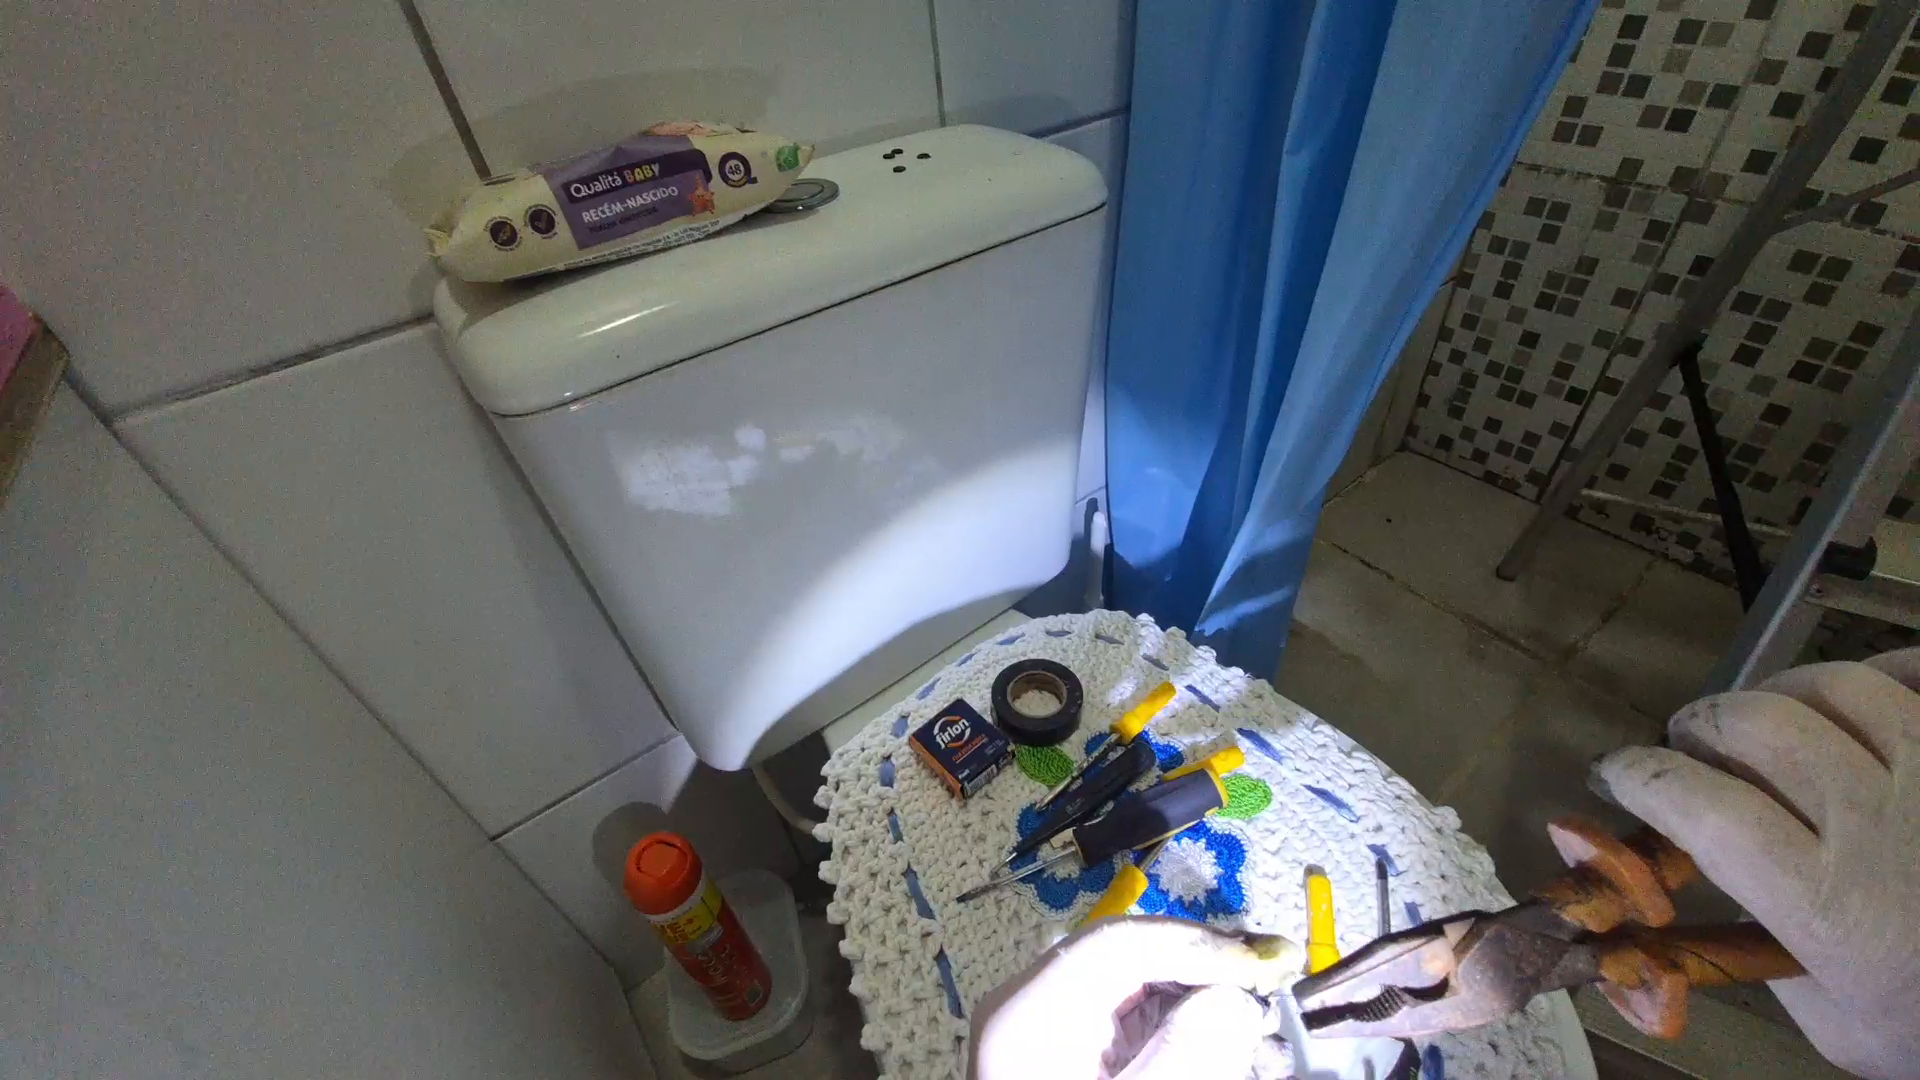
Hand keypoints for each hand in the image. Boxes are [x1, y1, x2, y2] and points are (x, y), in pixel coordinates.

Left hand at [967, 917, 1297, 1079]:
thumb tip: (1236, 996)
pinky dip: (1181, 1031)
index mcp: (1029, 1009)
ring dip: (1201, 999)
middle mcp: (1032, 1003)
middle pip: (1128, 960)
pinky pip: (1131, 1023)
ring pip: (1136, 988)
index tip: (1274, 961)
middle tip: (1277, 979)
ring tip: (1261, 1017)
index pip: (1120, 944)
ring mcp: (1048, 1028)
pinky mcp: (1070, 1054)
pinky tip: (1227, 1043)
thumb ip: (1189, 1053)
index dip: (1199, 944)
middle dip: (1204, 970)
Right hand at [1595, 649, 1919, 1079]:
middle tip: (1697, 751)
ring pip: (1827, 686)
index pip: (1685, 796)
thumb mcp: (1839, 1022)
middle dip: (1698, 728)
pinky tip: (1869, 709)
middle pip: (1748, 722)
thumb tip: (1655, 871)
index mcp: (1834, 903)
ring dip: (1777, 700)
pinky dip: (1882, 676)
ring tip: (1778, 729)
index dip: (1632, 773)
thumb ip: (1745, 942)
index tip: (1618, 777)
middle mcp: (1888, 827)